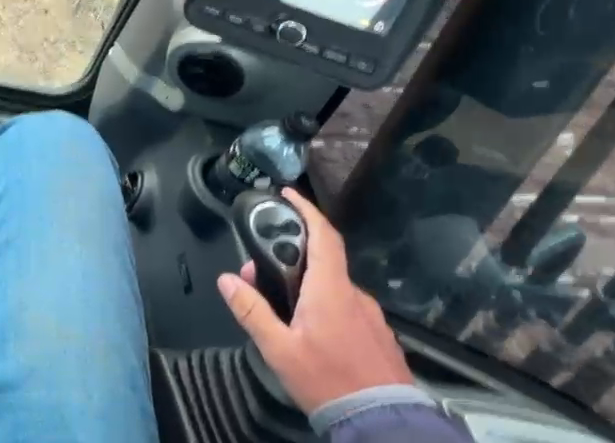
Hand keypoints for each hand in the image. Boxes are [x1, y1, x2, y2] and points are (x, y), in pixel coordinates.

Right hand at [217, 187, 413, 412]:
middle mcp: (356, 297)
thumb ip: (252, 311)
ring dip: (305, 289)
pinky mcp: (381, 339)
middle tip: (258, 276)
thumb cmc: (329, 380)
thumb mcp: (278, 349)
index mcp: (331, 291)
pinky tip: (310, 332)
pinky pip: (347, 311)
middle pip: (321, 264)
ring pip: (333, 290)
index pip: (324, 236)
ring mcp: (373, 319)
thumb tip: (227, 280)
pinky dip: (324, 308)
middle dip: (288, 261)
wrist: (387, 426)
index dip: (307, 210)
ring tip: (280, 311)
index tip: (288, 194)